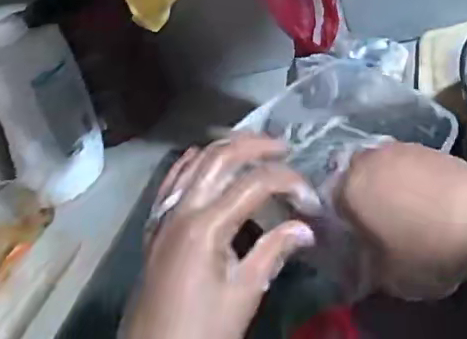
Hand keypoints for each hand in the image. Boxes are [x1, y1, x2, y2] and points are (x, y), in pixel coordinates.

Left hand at [122, 135, 318, 338]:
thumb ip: (275, 250)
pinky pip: (173, 183)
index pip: (256, 182)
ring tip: (255, 148)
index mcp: (205, 227)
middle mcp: (182, 213)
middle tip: (286, 149)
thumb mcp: (244, 294)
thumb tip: (306, 226)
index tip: (311, 199)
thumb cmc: (201, 333)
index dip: (290, 182)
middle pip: (222, 157)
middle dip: (258, 146)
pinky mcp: (154, 233)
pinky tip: (206, 159)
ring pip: (196, 162)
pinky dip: (193, 164)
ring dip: (228, 148)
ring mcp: (163, 221)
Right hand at [337, 144, 466, 300]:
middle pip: (353, 177)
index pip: (321, 201)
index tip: (339, 245)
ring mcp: (406, 147)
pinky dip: (409, 184)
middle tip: (366, 232)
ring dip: (385, 189)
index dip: (328, 225)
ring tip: (396, 220)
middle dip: (356, 201)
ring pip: (383, 169)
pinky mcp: (435, 148)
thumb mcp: (382, 276)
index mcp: (348, 185)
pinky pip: (409, 167)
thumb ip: (360, 268)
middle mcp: (373, 156)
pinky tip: (422, 207)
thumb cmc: (425, 248)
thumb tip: (357, 266)